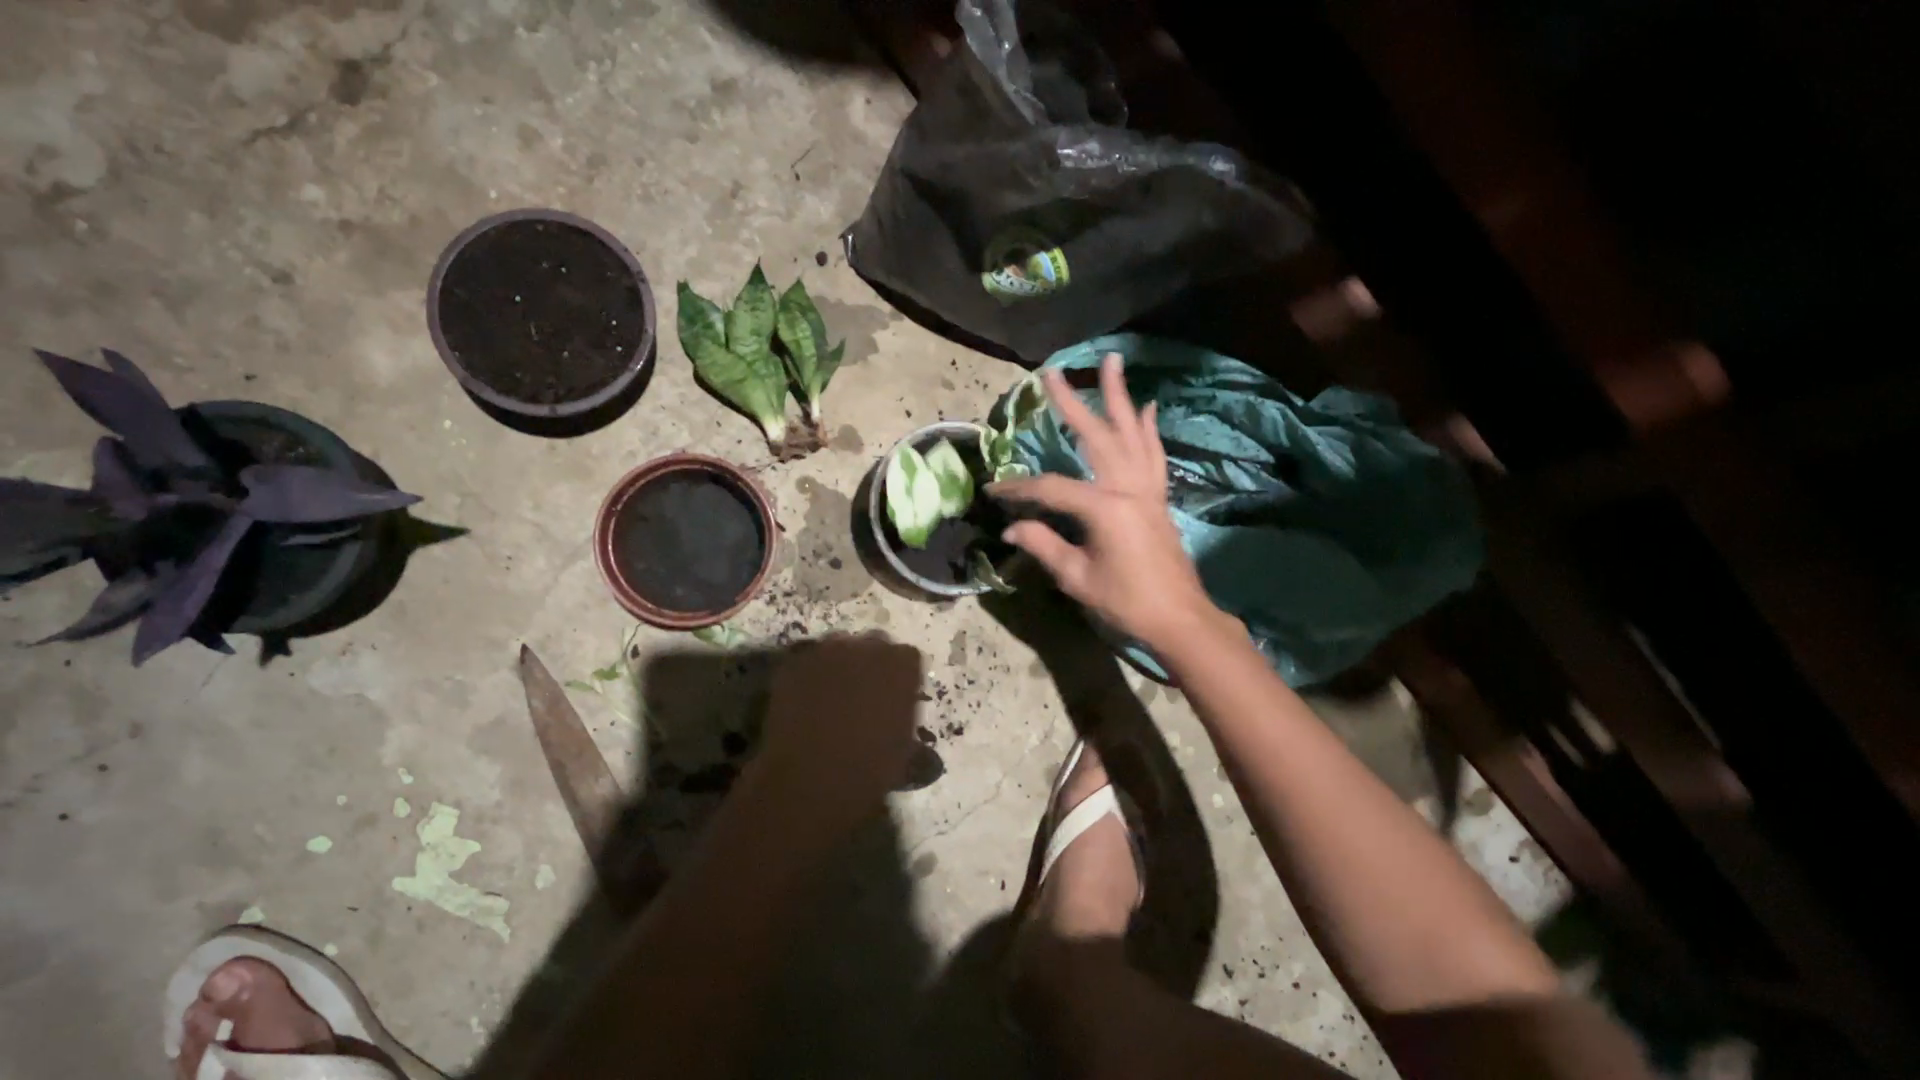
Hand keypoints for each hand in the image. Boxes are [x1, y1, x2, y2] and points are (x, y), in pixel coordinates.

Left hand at [755, 634, 924, 827]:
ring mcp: (827, 651)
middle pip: (873, 645)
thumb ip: (903, 711)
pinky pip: (808, 662)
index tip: (894, 695)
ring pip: (838, 648)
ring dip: (839, 666)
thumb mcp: (904, 742)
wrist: (813, 777)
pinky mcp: (795, 663)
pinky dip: (810, 675)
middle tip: (864, 693)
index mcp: (901, 664)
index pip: (907, 657)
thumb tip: (895, 706)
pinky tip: (807, 700)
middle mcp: (866, 647)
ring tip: (833, 695)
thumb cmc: (870, 766)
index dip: (899, 677)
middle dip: (870, 664)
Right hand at [990, 352, 1221, 651]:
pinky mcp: (1158, 498)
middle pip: (1096, 437)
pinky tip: (1146, 408)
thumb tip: (1011, 527)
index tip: (994, 490)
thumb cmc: (1126, 601)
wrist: (1179, 618)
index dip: (1019, 488)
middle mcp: (1128, 488)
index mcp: (1104, 508)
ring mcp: (1148, 490)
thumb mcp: (1077, 578)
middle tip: (1054, 372)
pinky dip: (1148, 429)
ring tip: (1112, 362)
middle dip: (1073, 403)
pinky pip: (1153, 454)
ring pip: (1131, 434)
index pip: (1051, 488)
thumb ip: (1044, 546)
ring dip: (1119, 397)